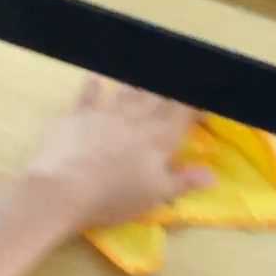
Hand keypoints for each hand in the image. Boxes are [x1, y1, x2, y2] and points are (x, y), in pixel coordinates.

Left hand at [20, 77, 213, 229]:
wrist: (62, 188)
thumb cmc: (113, 196)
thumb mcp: (155, 195)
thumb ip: (183, 181)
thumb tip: (212, 175)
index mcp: (159, 137)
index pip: (184, 112)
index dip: (195, 105)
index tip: (202, 105)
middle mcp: (135, 118)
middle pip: (158, 96)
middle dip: (170, 91)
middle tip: (176, 85)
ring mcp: (105, 113)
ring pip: (128, 91)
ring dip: (139, 86)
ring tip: (146, 80)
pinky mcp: (77, 115)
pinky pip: (88, 94)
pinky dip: (93, 86)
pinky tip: (95, 78)